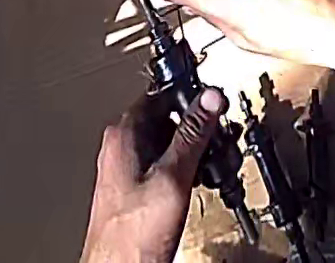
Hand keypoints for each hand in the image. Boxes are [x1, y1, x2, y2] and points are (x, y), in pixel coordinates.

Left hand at [80, 86, 225, 262]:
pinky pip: (158, 166)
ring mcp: (122, 171)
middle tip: (216, 134)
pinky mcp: (129, 192)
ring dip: (188, 148)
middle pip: (162, 118)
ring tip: (209, 160)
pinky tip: (192, 183)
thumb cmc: (133, 239)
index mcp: (123, 135)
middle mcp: (118, 147)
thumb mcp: (173, 179)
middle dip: (192, 125)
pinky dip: (178, 168)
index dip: (189, 96)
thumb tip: (208, 98)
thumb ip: (192, 135)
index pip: (161, 95)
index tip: (212, 102)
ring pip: (162, 143)